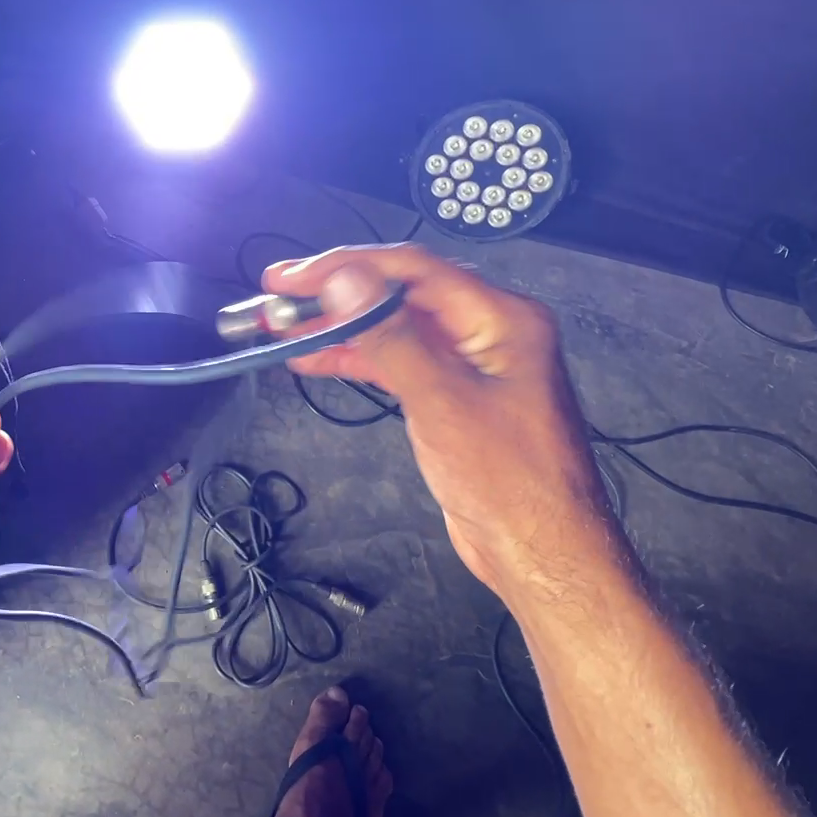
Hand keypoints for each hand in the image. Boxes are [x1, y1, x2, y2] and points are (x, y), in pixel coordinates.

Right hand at [264, 245, 624, 598]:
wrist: (539, 551)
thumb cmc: (505, 479)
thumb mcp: (441, 401)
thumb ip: (390, 336)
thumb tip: (343, 279)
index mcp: (500, 317)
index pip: (412, 269)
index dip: (345, 265)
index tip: (291, 278)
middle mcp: (484, 328)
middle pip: (399, 292)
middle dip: (335, 293)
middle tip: (278, 296)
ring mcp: (466, 361)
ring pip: (391, 326)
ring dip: (338, 326)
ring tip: (283, 328)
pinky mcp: (450, 391)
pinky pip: (396, 359)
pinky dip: (355, 357)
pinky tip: (315, 358)